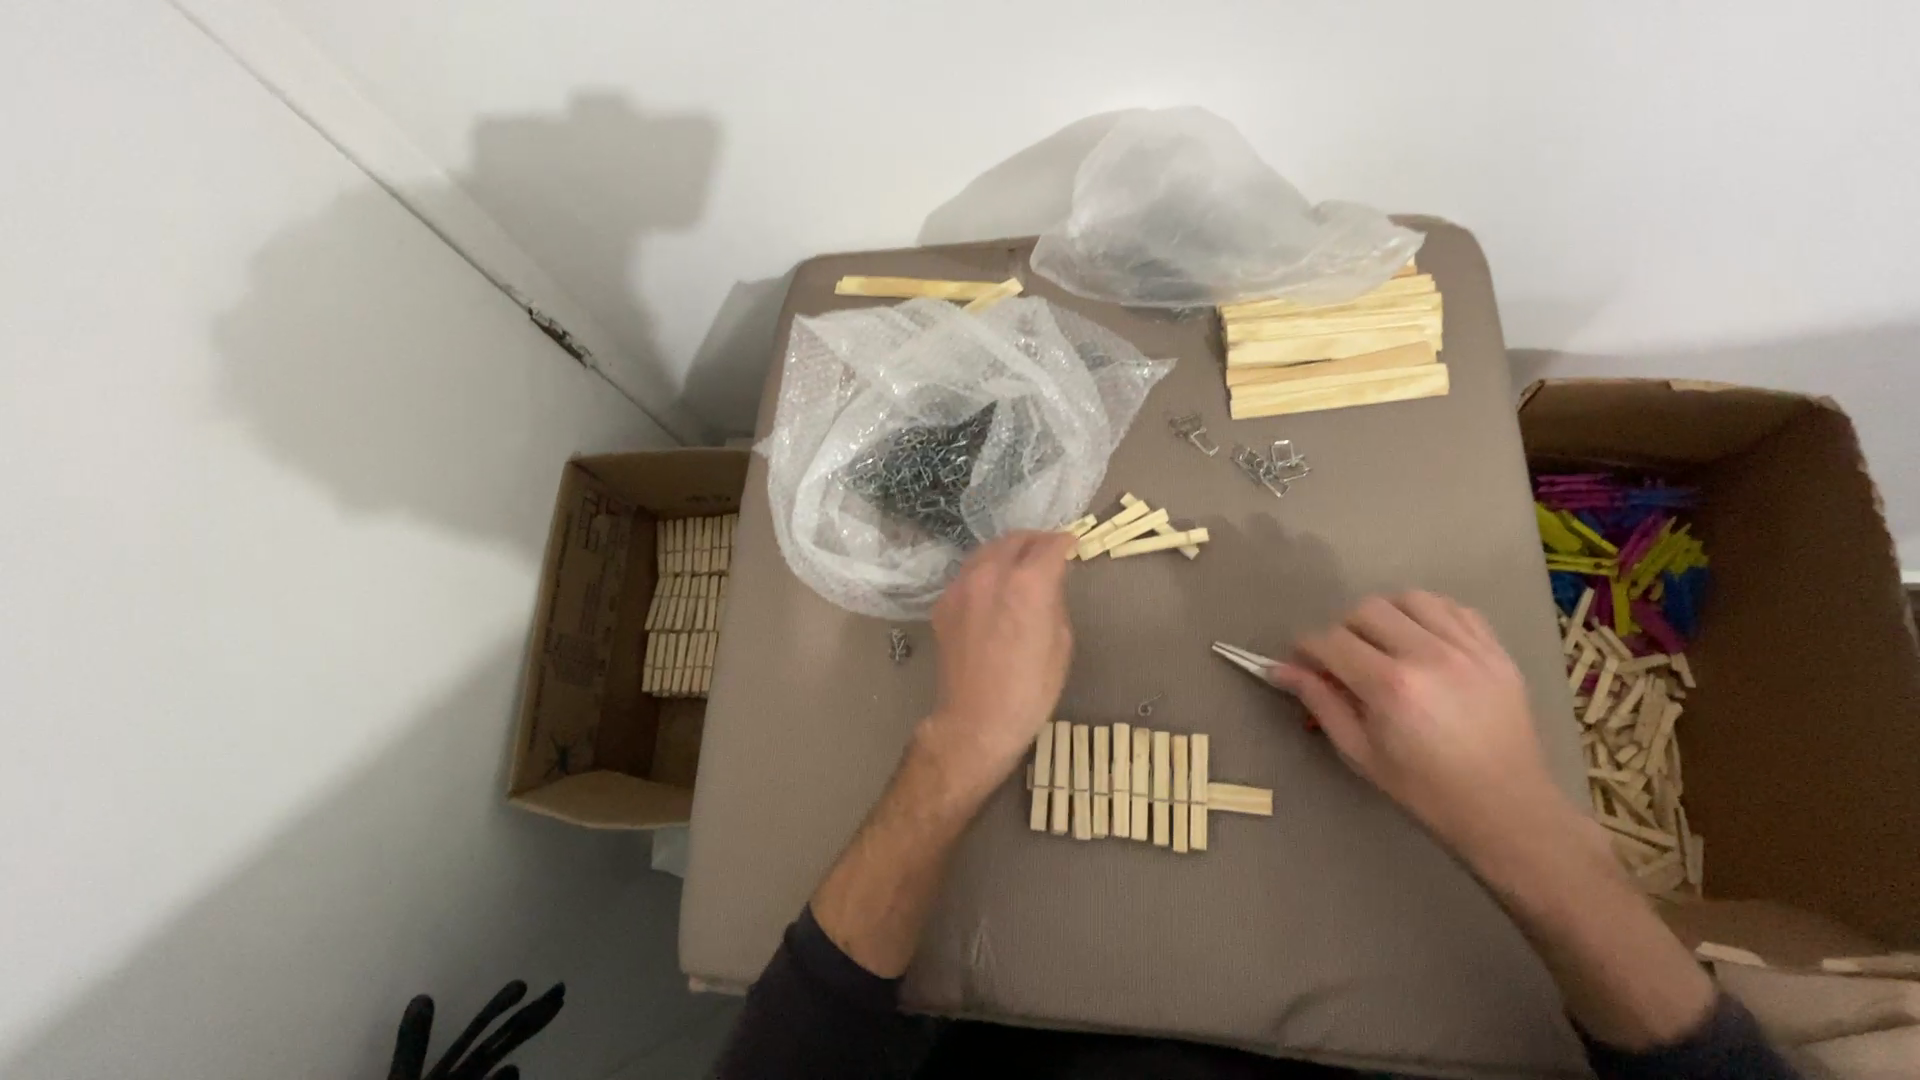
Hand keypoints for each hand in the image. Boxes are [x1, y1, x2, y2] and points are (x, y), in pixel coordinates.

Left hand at [920, 530, 1076, 797]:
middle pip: (1015, 540)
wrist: (976, 721)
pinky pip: (968, 574)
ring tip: (1020, 565)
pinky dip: (985, 572)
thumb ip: (1054, 600)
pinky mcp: (943, 603)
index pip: (1050, 545)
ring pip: (987, 551)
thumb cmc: (1030, 690)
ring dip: (1008, 552)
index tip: (1073, 544)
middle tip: (1048, 551)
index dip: (1066, 542)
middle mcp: (990, 574)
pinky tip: (994, 590)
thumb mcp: (1061, 642)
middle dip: (1035, 541)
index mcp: (1028, 583)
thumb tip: (1048, 582)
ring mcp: (961, 586)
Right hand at [1266, 592, 1573, 861]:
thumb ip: (1320, 702)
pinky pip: (1454, 608)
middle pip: (1366, 610)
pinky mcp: (1495, 651)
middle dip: (1343, 631)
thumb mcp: (1359, 751)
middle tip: (1345, 662)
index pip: (1329, 641)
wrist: (1505, 808)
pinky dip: (1430, 615)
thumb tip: (1279, 669)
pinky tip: (1423, 641)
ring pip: (1409, 599)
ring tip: (1386, 645)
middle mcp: (1428, 655)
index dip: (1307, 650)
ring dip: (1387, 616)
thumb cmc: (1424, 789)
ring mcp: (1468, 649)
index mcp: (1391, 686)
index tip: (1304, 665)